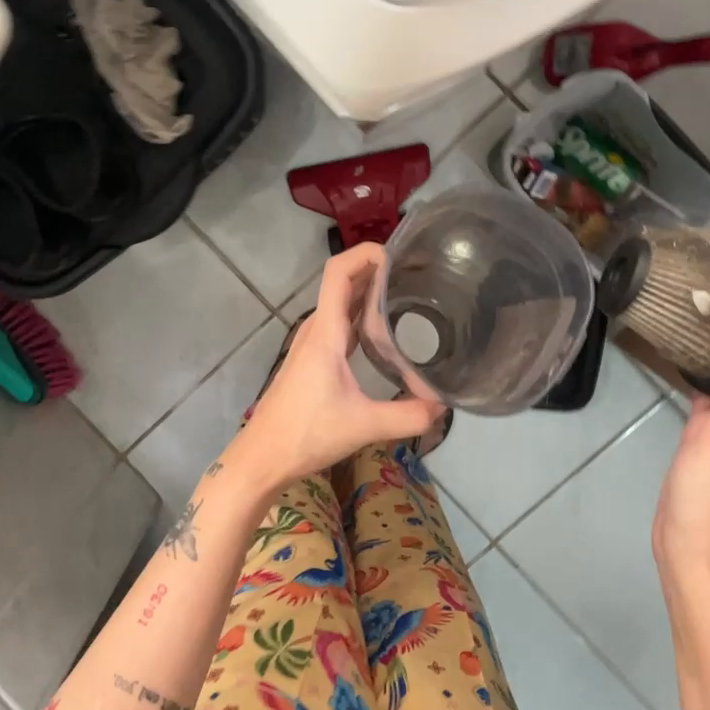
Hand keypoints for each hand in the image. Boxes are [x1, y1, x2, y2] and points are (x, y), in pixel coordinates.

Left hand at [230, 244, 446, 487]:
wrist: (263, 457)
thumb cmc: (306, 434)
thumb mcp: (364, 426)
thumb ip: (408, 416)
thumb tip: (445, 406)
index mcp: (326, 332)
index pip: (339, 272)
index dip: (365, 252)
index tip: (400, 255)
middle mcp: (317, 328)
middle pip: (344, 281)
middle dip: (377, 268)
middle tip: (419, 273)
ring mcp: (313, 342)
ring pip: (342, 302)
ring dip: (370, 291)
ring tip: (411, 293)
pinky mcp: (315, 357)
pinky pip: (341, 322)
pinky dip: (363, 315)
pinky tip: (388, 330)